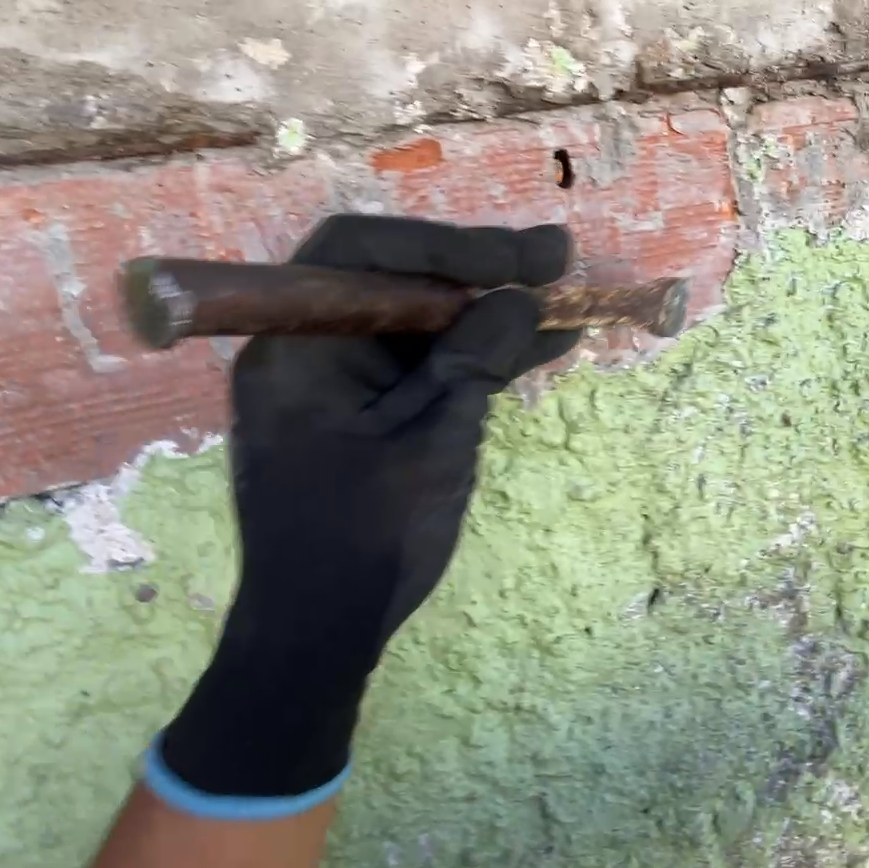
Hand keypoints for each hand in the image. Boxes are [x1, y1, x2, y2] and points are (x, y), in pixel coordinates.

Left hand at [157, 216, 578, 800]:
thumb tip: (524, 298)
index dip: (449, 242)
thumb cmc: (364, 537)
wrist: (325, 625)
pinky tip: (549, 342)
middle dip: (483, 268)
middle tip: (558, 258)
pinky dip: (489, 351)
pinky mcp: (383, 404)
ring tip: (569, 297)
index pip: (363, 253)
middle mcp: (318, 346)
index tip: (525, 257)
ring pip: (429, 317)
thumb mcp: (431, 442)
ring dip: (497, 308)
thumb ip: (475, 361)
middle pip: (402, 278)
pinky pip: (437, 359)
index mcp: (299, 346)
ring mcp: (352, 376)